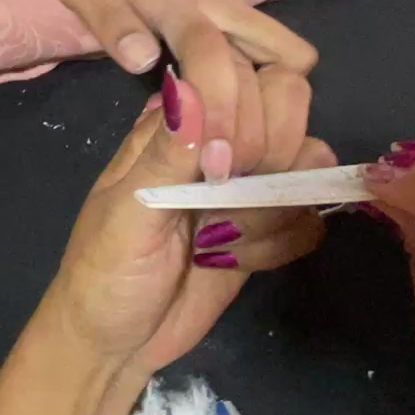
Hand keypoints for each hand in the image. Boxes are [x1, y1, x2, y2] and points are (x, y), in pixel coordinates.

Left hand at [40, 0, 317, 181]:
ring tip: (230, 156)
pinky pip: (266, 59)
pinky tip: (229, 126)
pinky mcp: (230, 15)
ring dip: (268, 111)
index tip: (213, 161)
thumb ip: (112, 22)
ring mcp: (229, 8)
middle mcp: (216, 3)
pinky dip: (262, 95)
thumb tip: (145, 63)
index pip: (212, 56)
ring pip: (280, 64)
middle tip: (224, 169)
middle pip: (275, 66)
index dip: (219, 110)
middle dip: (261, 122)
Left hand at [41, 68, 333, 375]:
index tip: (215, 166)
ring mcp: (247, 182)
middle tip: (222, 200)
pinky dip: (282, 244)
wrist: (117, 343)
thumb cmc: (104, 271)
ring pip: (308, 160)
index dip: (241, 111)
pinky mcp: (268, 227)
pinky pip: (310, 216)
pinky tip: (237, 263)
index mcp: (172, 121)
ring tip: (221, 241)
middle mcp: (216, 140)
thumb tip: (187, 86)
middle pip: (286, 104)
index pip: (236, 72)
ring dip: (272, 210)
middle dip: (268, 157)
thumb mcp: (126, 212)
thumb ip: (165, 154)